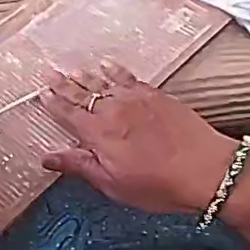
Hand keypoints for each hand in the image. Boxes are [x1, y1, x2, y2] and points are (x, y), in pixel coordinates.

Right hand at [39, 61, 240, 216]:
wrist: (207, 170)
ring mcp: (136, 99)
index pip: (67, 114)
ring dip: (85, 76)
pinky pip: (128, 77)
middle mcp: (113, 111)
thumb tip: (49, 158)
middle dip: (63, 84)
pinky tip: (107, 65)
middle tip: (49, 73)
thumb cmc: (159, 183)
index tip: (42, 94)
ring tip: (71, 69)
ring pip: (102, 83)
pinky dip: (114, 71)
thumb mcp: (112, 184)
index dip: (53, 104)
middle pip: (81, 93)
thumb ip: (80, 165)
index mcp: (98, 134)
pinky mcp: (156, 96)